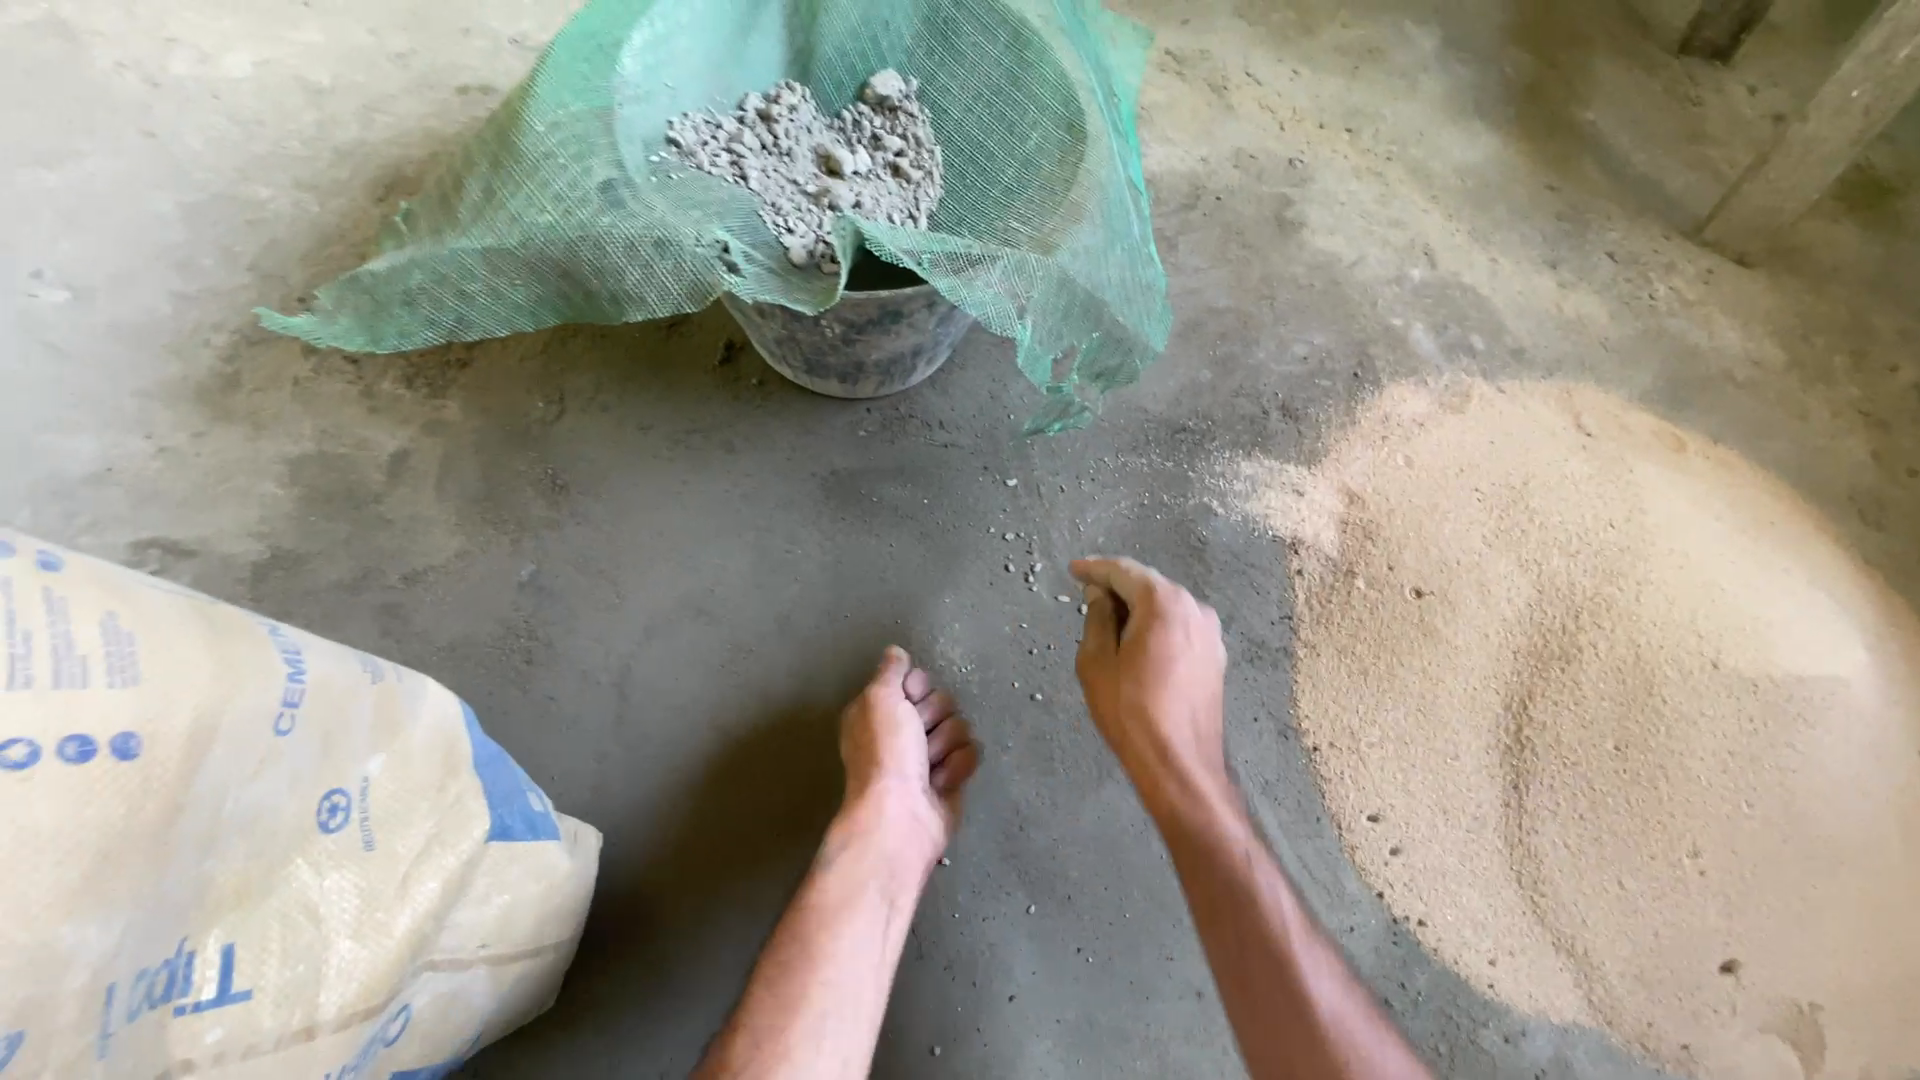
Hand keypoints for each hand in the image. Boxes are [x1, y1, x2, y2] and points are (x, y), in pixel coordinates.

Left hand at [838, 646, 980, 863]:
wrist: (900, 815)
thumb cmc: (885, 754)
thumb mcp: (880, 699)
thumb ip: (890, 671)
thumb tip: (896, 652)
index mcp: (881, 710)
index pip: (917, 680)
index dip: (917, 690)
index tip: (908, 702)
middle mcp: (904, 730)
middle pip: (943, 701)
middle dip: (934, 718)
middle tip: (917, 739)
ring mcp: (930, 755)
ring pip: (960, 727)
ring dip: (945, 745)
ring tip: (927, 766)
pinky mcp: (952, 776)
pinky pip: (971, 753)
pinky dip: (957, 767)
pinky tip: (941, 783)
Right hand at [1071, 557, 1229, 816]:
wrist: (1179, 763)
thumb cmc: (1130, 711)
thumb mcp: (1096, 661)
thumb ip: (1097, 618)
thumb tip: (1100, 596)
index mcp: (1163, 602)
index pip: (1123, 571)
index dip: (1094, 569)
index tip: (1074, 571)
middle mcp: (1194, 607)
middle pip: (1148, 584)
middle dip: (1117, 587)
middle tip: (1087, 595)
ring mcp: (1210, 632)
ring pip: (1166, 605)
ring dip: (1138, 607)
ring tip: (1110, 622)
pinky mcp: (1215, 655)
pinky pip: (1180, 626)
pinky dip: (1156, 626)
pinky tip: (1139, 643)